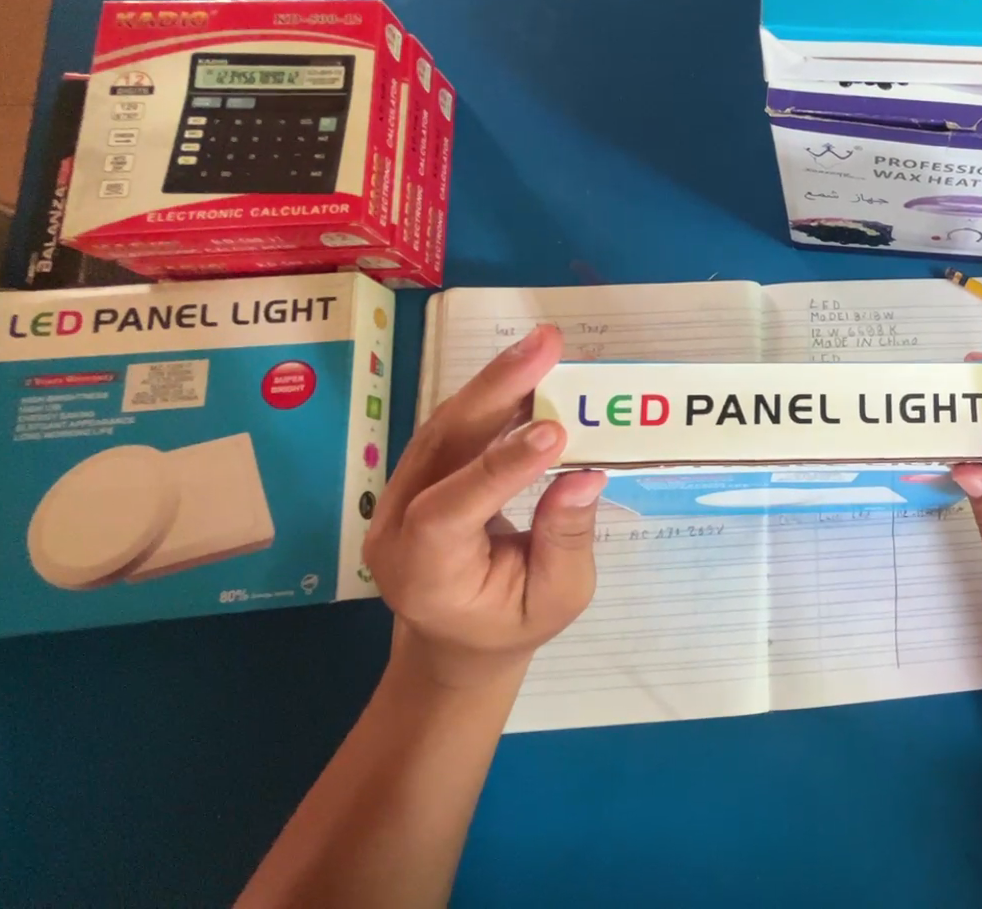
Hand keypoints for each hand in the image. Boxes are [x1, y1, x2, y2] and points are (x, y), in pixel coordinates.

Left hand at [363, 324, 606, 687]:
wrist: (457, 637)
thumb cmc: (511, 625)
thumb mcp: (556, 598)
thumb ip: (565, 541)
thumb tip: (585, 476)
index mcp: (425, 574)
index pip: (448, 511)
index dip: (499, 467)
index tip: (555, 432)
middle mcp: (396, 527)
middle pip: (438, 447)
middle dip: (495, 391)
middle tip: (546, 346)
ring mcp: (399, 495)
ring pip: (444, 426)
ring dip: (495, 382)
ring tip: (543, 347)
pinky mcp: (418, 475)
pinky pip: (453, 428)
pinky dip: (493, 396)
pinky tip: (528, 372)